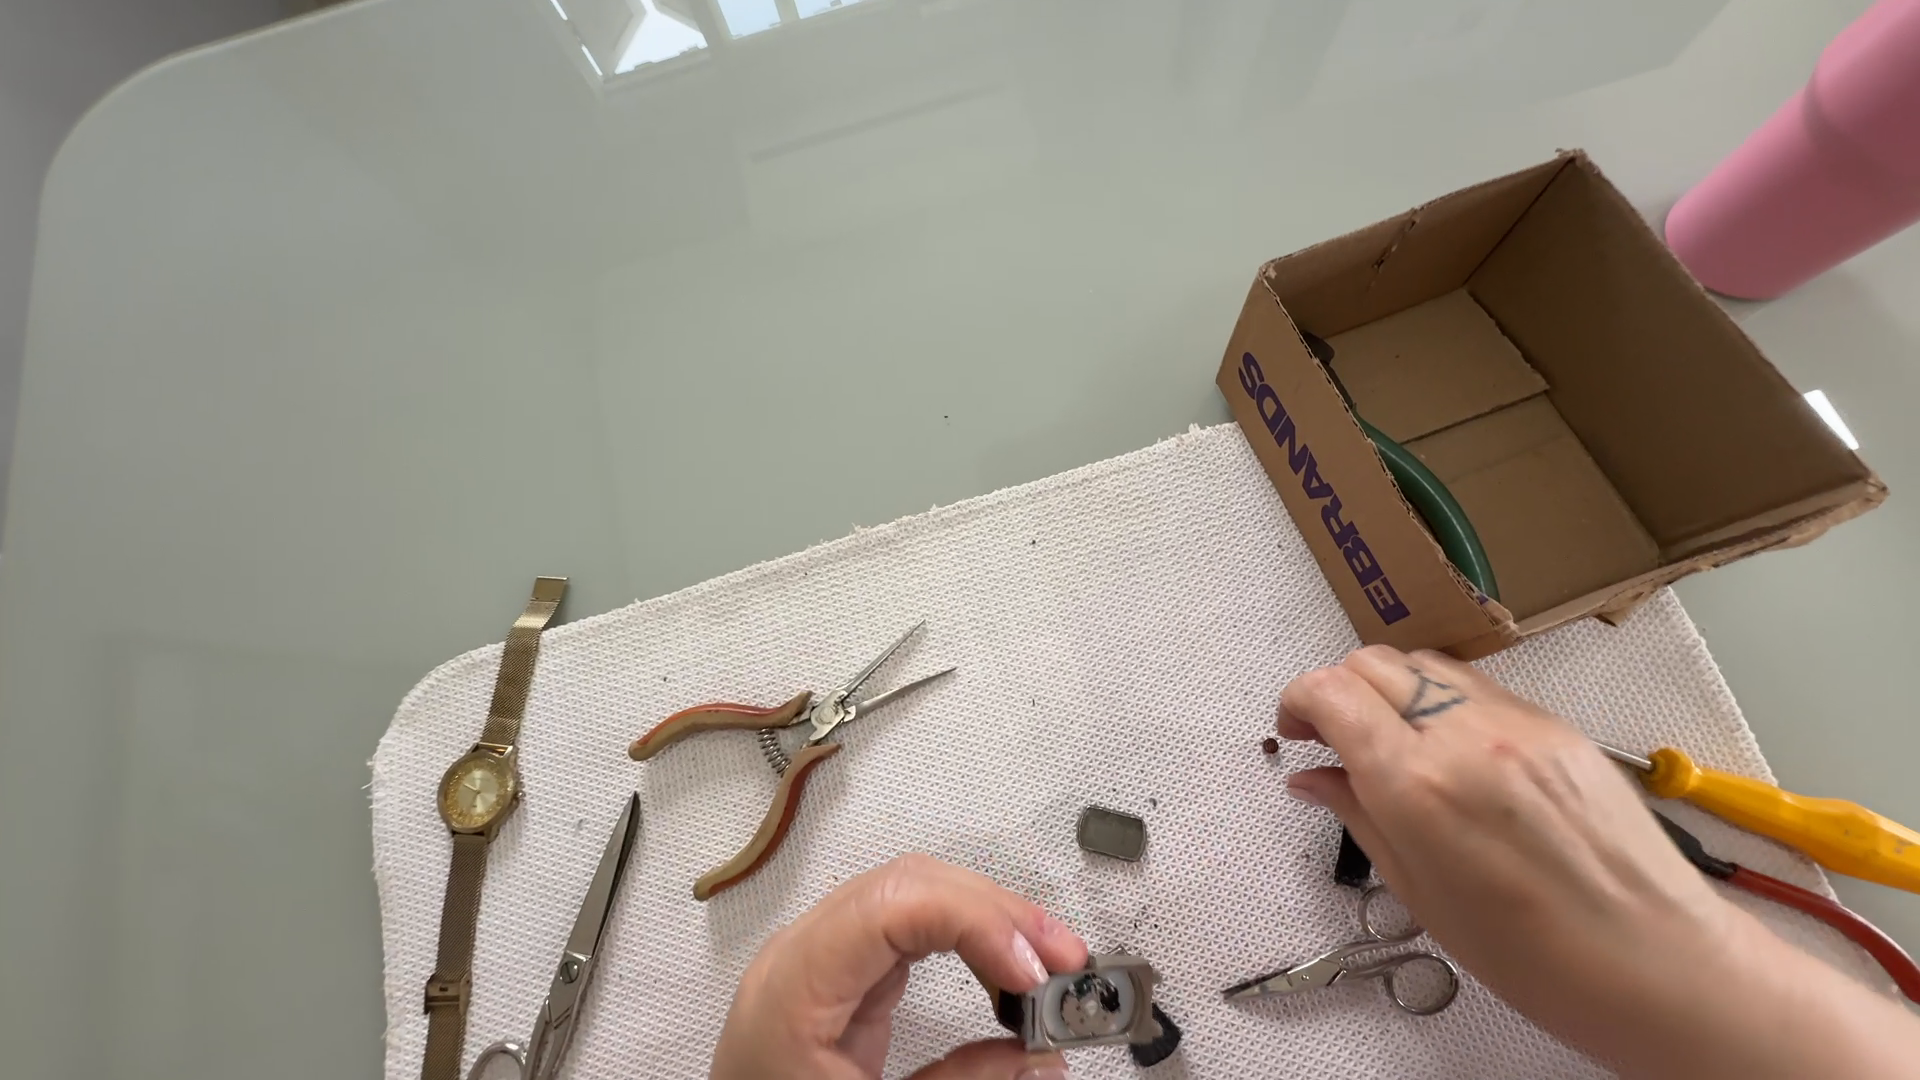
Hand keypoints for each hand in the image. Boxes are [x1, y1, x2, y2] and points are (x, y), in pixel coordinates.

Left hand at [709, 854, 1088, 1079]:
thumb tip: (1039, 1058)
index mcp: (793, 983)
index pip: (891, 903)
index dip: (971, 919)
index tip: (1032, 968)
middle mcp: (806, 947)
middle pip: (912, 884)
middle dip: (997, 913)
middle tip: (1064, 958)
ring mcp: (826, 949)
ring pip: (919, 892)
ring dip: (990, 919)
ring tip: (1049, 961)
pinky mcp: (846, 965)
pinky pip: (914, 924)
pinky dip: (967, 939)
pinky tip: (1004, 968)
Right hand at [1277, 645, 1919, 1079]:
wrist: (1668, 969)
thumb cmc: (1533, 956)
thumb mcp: (1416, 891)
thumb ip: (1355, 813)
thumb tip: (1309, 777)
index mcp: (1417, 785)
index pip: (1329, 691)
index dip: (1296, 701)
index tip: (1296, 731)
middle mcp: (1461, 736)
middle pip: (1368, 662)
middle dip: (1336, 690)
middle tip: (1334, 736)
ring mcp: (1514, 723)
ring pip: (1419, 661)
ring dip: (1386, 687)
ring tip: (1392, 738)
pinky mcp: (1553, 725)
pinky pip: (1472, 684)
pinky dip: (1437, 698)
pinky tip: (1448, 747)